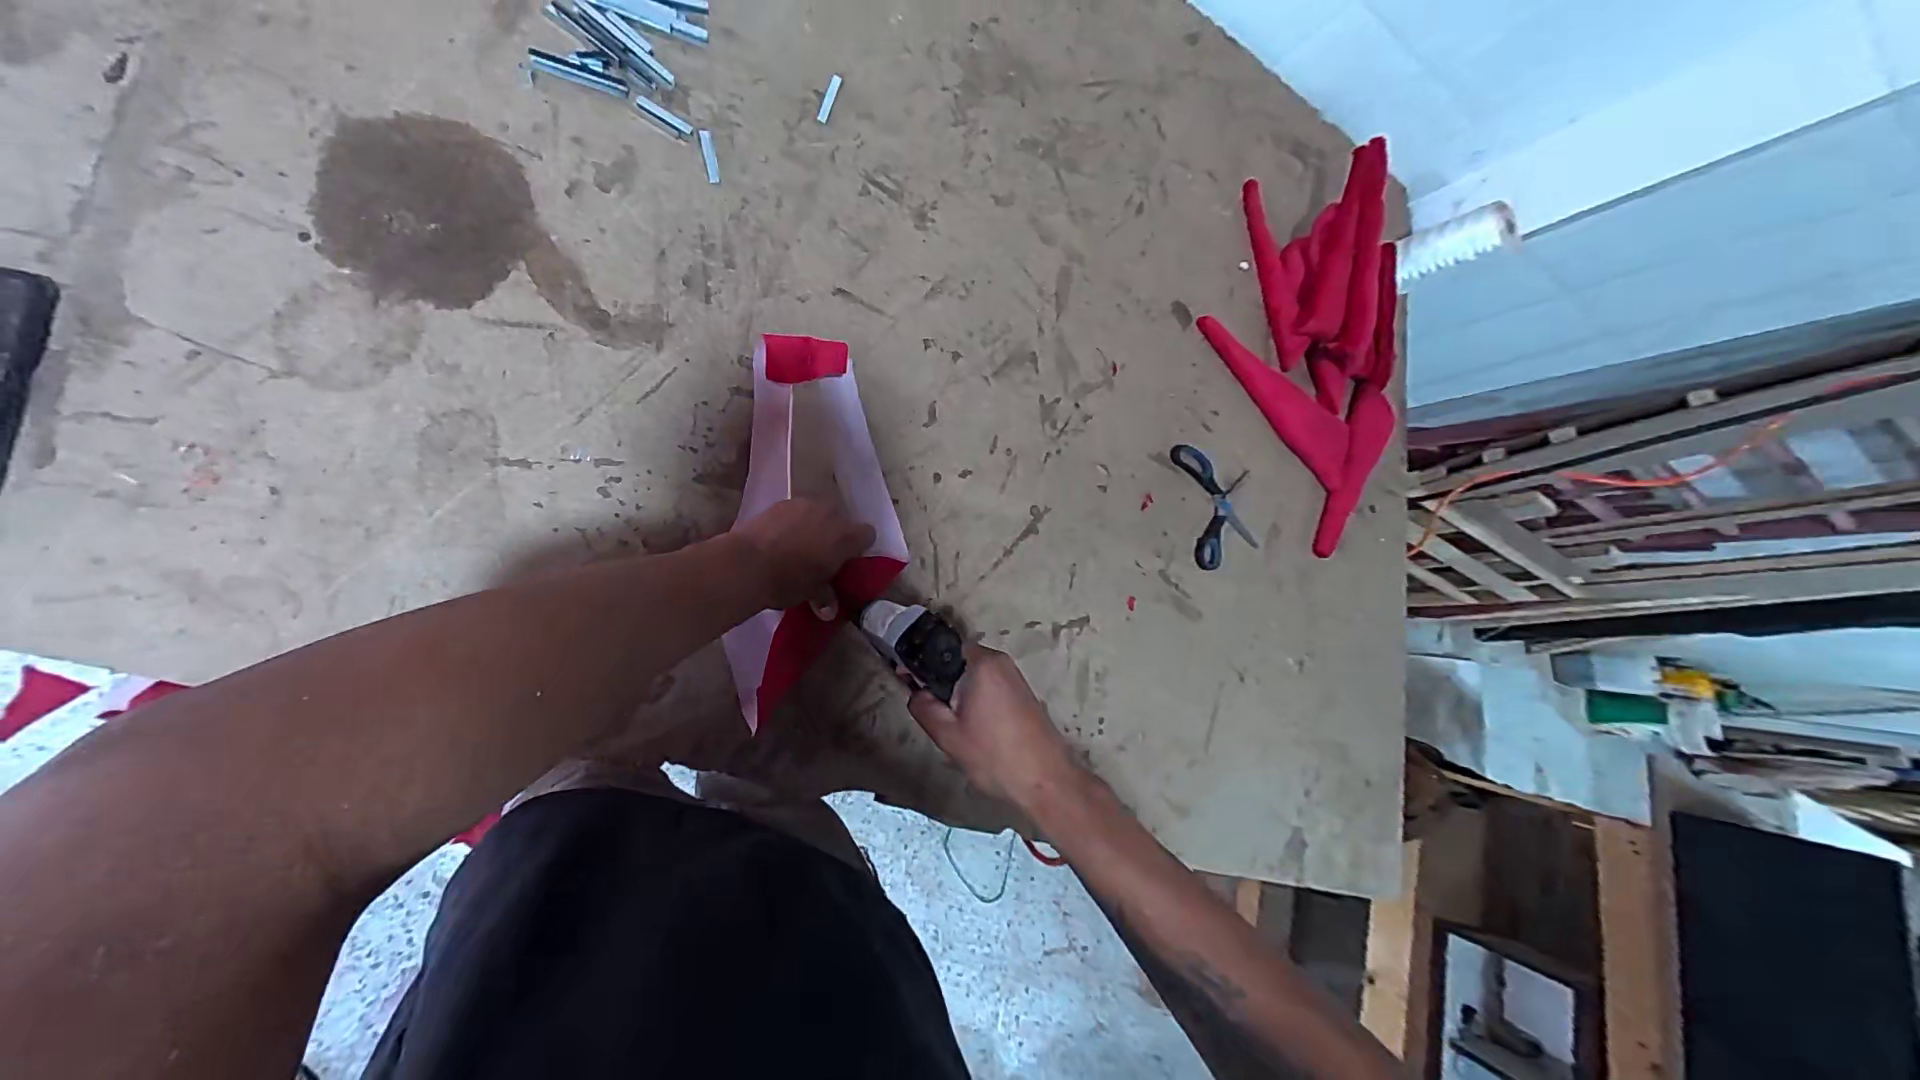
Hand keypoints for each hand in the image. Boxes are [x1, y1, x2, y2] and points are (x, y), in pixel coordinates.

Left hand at [731, 498, 874, 611]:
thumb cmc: (787, 580)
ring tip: (798, 544)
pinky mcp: (781, 503)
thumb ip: (825, 596)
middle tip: (822, 554)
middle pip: (842, 520)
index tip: (847, 560)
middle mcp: (830, 513)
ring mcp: (805, 504)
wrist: (746, 563)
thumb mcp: (811, 592)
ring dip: (814, 525)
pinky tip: (780, 537)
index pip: (867, 534)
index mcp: (846, 536)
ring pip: (818, 513)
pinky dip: (793, 521)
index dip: (859, 547)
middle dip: (835, 534)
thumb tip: (829, 610)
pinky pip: (796, 511)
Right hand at [907, 645, 1085, 813]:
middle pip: (958, 664)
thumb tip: (915, 691)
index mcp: (982, 663)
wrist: (1046, 780)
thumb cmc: (994, 755)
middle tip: (938, 716)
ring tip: (958, 729)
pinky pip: (990, 689)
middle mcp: (1000, 662)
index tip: (911, 684)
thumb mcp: (947, 734)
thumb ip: (923, 706)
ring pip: (974, 679)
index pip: (942, 648)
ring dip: (961, 697)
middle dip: (944, 685)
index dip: (923, 665)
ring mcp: (1015, 677)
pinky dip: (978, 703)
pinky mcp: (1024, 694)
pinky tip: (978, 732)